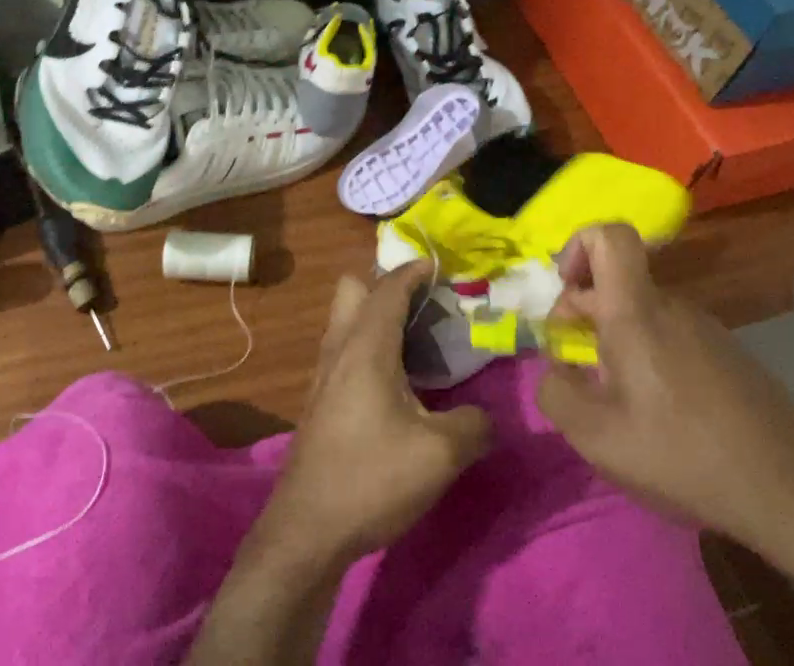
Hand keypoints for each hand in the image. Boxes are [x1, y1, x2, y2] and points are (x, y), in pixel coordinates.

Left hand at [264, 262, 492, 560]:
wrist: (308, 528)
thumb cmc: (372, 479)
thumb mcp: (442, 454)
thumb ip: (474, 425)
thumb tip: (484, 416)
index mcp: (366, 348)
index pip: (388, 289)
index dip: (413, 271)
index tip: (440, 265)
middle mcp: (339, 351)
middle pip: (352, 291)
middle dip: (386, 285)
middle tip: (426, 305)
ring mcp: (323, 377)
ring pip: (345, 322)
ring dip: (376, 317)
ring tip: (419, 340)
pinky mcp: (320, 403)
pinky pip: (344, 351)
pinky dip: (370, 346)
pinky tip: (398, 381)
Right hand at [536, 225, 793, 555]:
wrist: (792, 492)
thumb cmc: (682, 454)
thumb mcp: (595, 436)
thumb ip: (555, 393)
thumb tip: (552, 370)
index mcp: (636, 313)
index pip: (609, 235)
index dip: (577, 247)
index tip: (563, 292)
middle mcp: (674, 308)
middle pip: (619, 281)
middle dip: (583, 311)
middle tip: (574, 366)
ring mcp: (708, 331)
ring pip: (644, 313)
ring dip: (615, 340)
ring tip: (614, 400)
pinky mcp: (731, 358)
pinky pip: (672, 337)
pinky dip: (648, 358)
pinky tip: (657, 414)